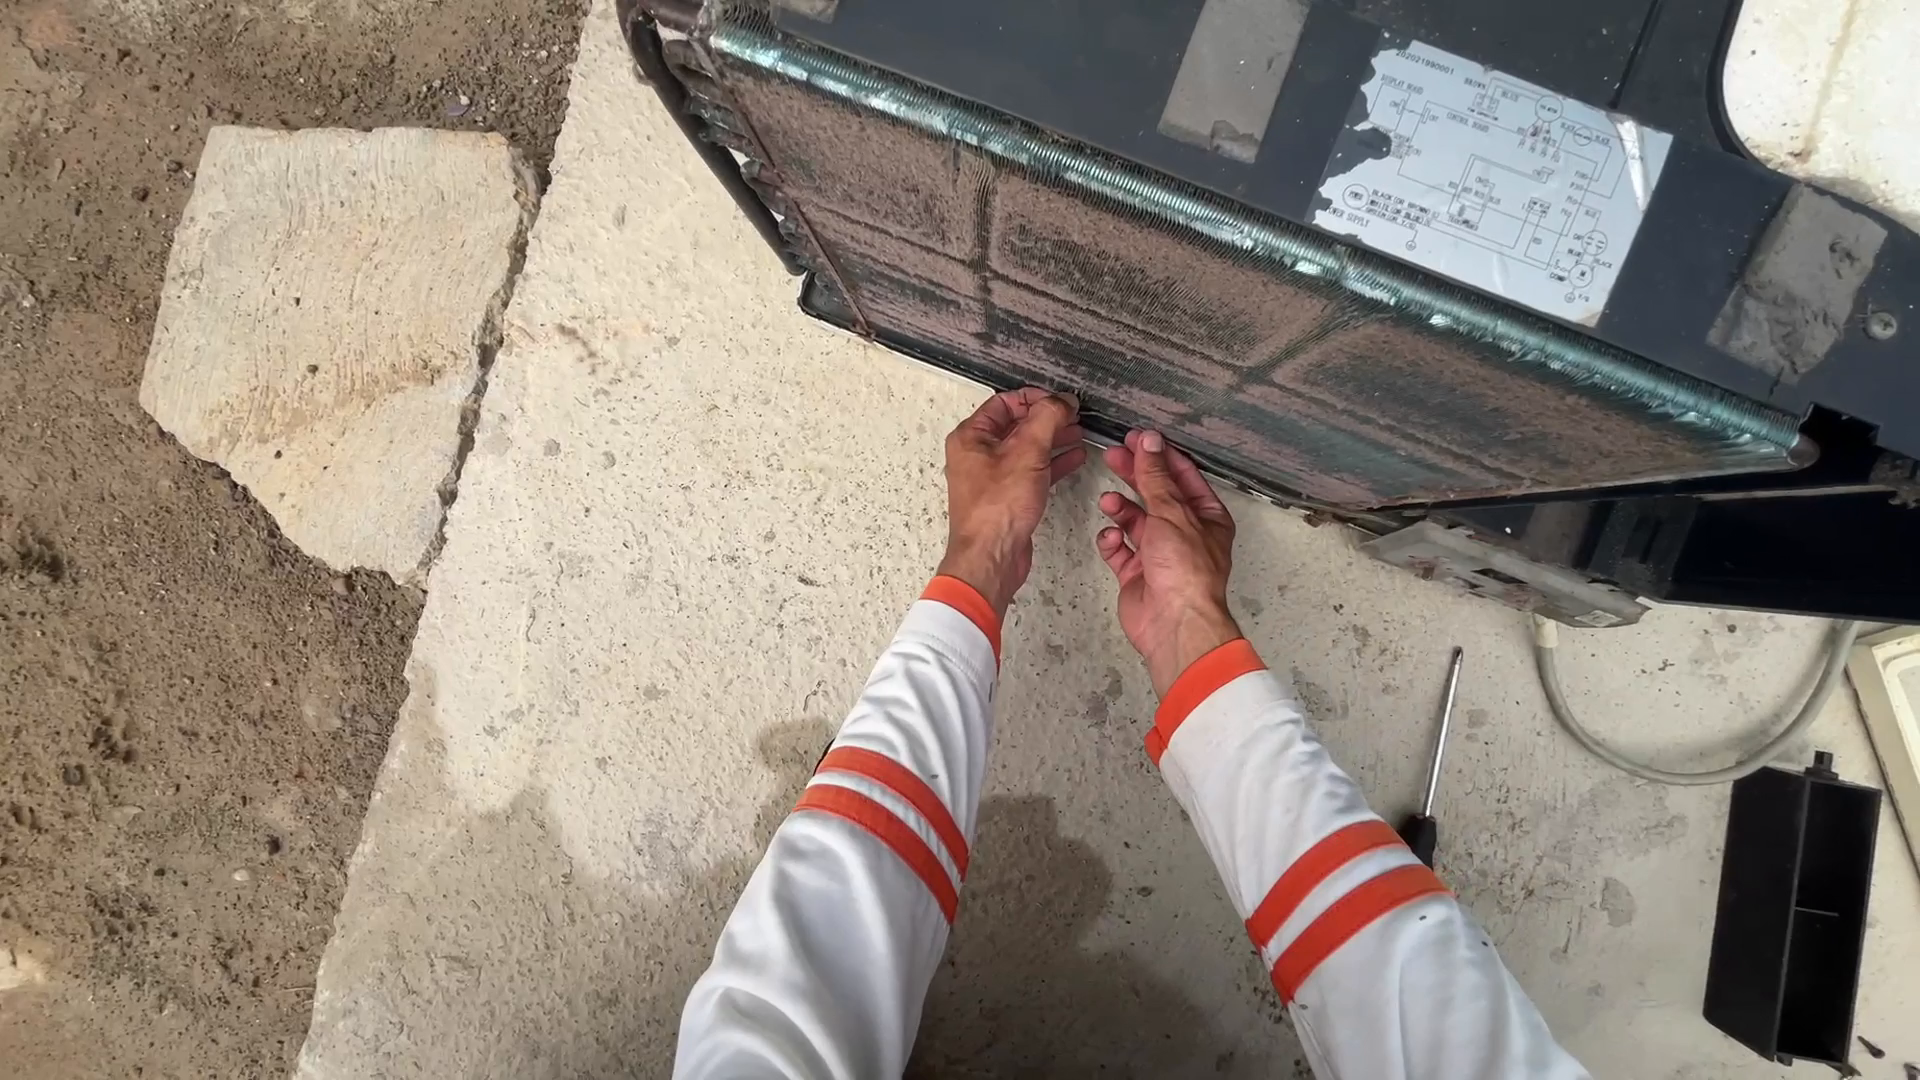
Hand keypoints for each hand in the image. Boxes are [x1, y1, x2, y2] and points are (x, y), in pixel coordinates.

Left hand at [936, 388, 1088, 616]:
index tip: (1059, 400)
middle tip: (1072, 414)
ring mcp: (992, 478)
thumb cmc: (995, 512)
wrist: (992, 557)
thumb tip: (1061, 401)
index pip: (1004, 402)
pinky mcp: (1007, 498)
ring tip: (1078, 431)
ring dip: (1053, 439)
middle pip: (1016, 425)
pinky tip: (1074, 457)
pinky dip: (1052, 463)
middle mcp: (977, 455)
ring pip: (1027, 448)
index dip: (1034, 398)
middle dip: (1047, 418)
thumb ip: (1046, 419)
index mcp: (971, 437)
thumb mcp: (1027, 452)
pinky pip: (1032, 471)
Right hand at [1096, 430, 1241, 695]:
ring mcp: (1159, 554)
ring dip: (1121, 508)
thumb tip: (1149, 443)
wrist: (1173, 623)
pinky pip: (1119, 548)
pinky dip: (1112, 541)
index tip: (1137, 438)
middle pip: (1155, 494)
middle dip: (1135, 475)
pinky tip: (1111, 538)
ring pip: (1135, 520)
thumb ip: (1156, 477)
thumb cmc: (1186, 571)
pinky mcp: (1136, 573)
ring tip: (1108, 502)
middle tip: (1113, 455)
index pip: (1182, 476)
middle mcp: (1184, 533)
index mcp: (1206, 516)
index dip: (1159, 455)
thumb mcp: (1172, 512)